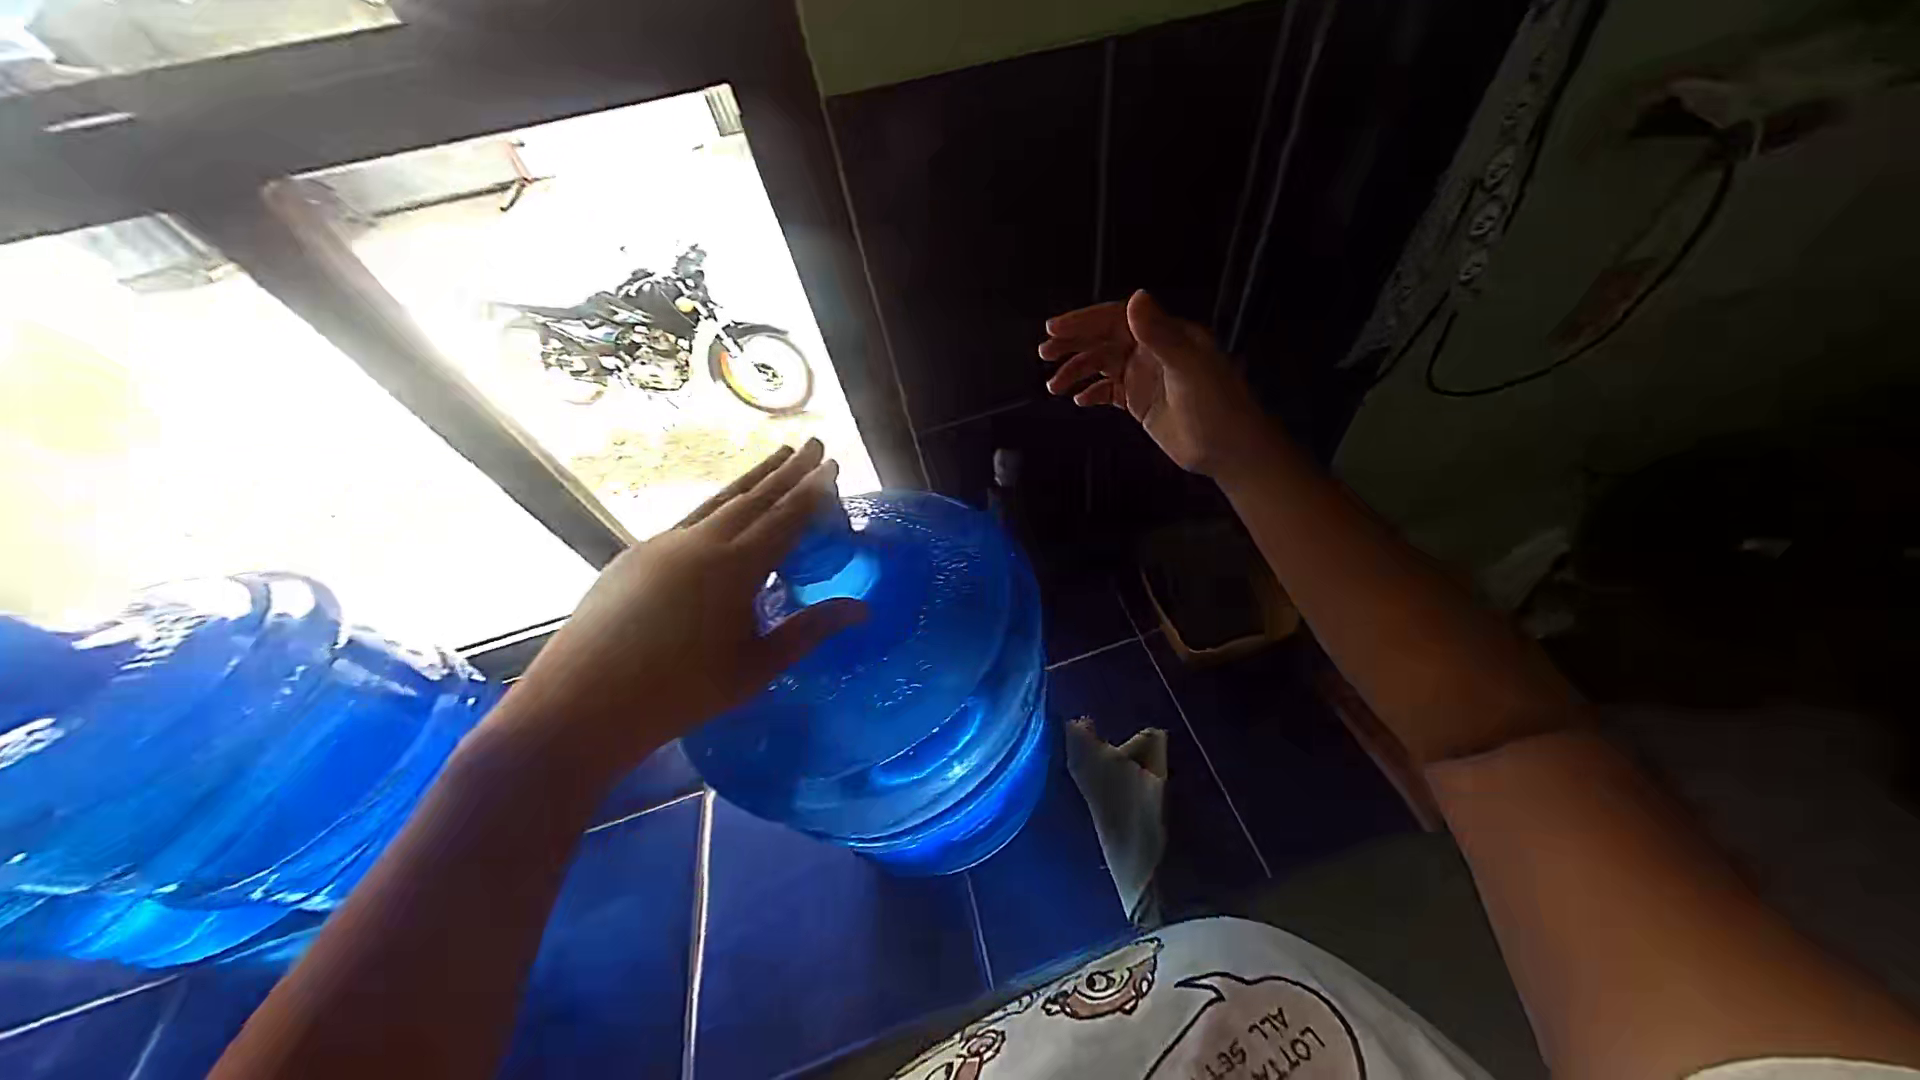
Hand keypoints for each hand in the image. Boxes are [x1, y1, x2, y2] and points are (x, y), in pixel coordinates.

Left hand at [493, 440, 866, 773]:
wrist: (582, 703)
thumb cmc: (681, 692)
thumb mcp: (757, 666)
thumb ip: (809, 630)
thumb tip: (862, 609)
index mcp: (735, 567)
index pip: (785, 516)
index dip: (812, 490)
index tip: (831, 463)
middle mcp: (700, 542)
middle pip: (753, 497)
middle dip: (787, 470)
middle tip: (810, 444)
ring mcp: (662, 544)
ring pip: (718, 501)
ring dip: (752, 479)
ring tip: (776, 458)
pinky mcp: (635, 555)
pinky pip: (690, 520)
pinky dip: (719, 506)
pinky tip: (724, 512)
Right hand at [1039, 290, 1269, 476]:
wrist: (1228, 449)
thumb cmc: (1216, 405)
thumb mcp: (1188, 367)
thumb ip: (1159, 333)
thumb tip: (1135, 297)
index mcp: (1166, 333)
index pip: (1118, 318)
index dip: (1084, 321)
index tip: (1054, 328)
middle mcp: (1151, 350)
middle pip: (1104, 340)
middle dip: (1073, 344)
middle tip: (1044, 353)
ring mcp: (1144, 376)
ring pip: (1101, 365)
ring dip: (1076, 372)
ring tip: (1054, 386)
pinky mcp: (1139, 401)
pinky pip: (1108, 391)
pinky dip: (1091, 393)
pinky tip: (1078, 400)